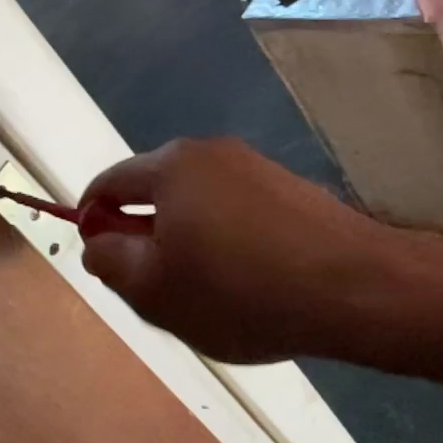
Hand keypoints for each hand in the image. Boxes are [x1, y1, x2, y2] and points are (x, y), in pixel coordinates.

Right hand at [79, 137, 403, 362]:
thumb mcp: (156, 290)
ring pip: (199, 200)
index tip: (94, 255)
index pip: (111, 181)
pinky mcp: (289, 186)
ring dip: (186, 236)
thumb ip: (112, 261)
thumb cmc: (240, 290)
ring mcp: (255, 165)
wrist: (351, 284)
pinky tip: (246, 279)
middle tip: (150, 285)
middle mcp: (211, 151)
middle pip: (157, 187)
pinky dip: (225, 237)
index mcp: (171, 165)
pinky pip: (236, 208)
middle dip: (143, 232)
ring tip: (203, 290)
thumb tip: (97, 240)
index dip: (91, 217)